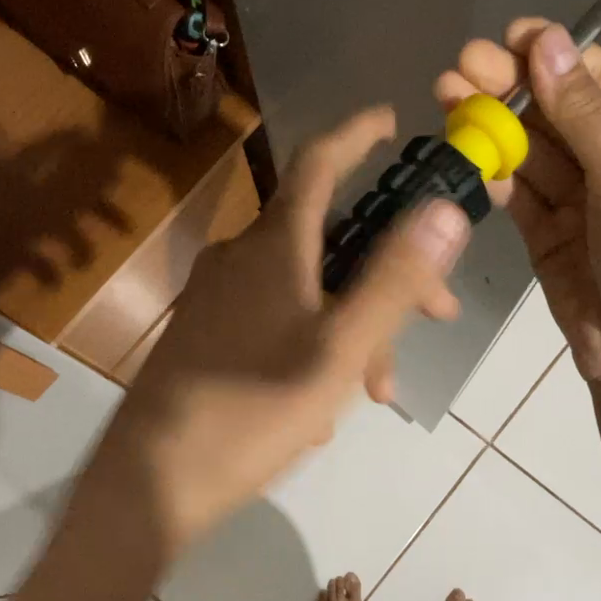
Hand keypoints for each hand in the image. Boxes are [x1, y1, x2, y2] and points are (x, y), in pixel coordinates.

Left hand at [87, 107, 469, 547]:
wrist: (154, 480)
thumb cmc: (253, 412)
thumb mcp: (341, 349)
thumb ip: (395, 279)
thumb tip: (447, 208)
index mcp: (274, 247)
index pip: (319, 163)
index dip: (358, 135)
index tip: (390, 120)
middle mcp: (241, 258)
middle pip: (327, 240)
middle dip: (388, 271)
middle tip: (438, 314)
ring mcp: (217, 298)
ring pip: (306, 291)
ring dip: (354, 326)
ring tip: (376, 390)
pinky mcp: (205, 336)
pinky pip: (275, 322)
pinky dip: (313, 346)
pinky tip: (322, 405)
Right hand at [437, 20, 600, 389]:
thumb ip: (581, 114)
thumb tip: (546, 43)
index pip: (593, 79)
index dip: (547, 57)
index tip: (502, 40)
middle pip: (553, 110)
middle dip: (508, 88)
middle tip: (459, 67)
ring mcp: (577, 197)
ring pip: (529, 149)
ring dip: (492, 125)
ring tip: (446, 96)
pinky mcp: (545, 232)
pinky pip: (517, 192)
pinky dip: (492, 172)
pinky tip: (463, 150)